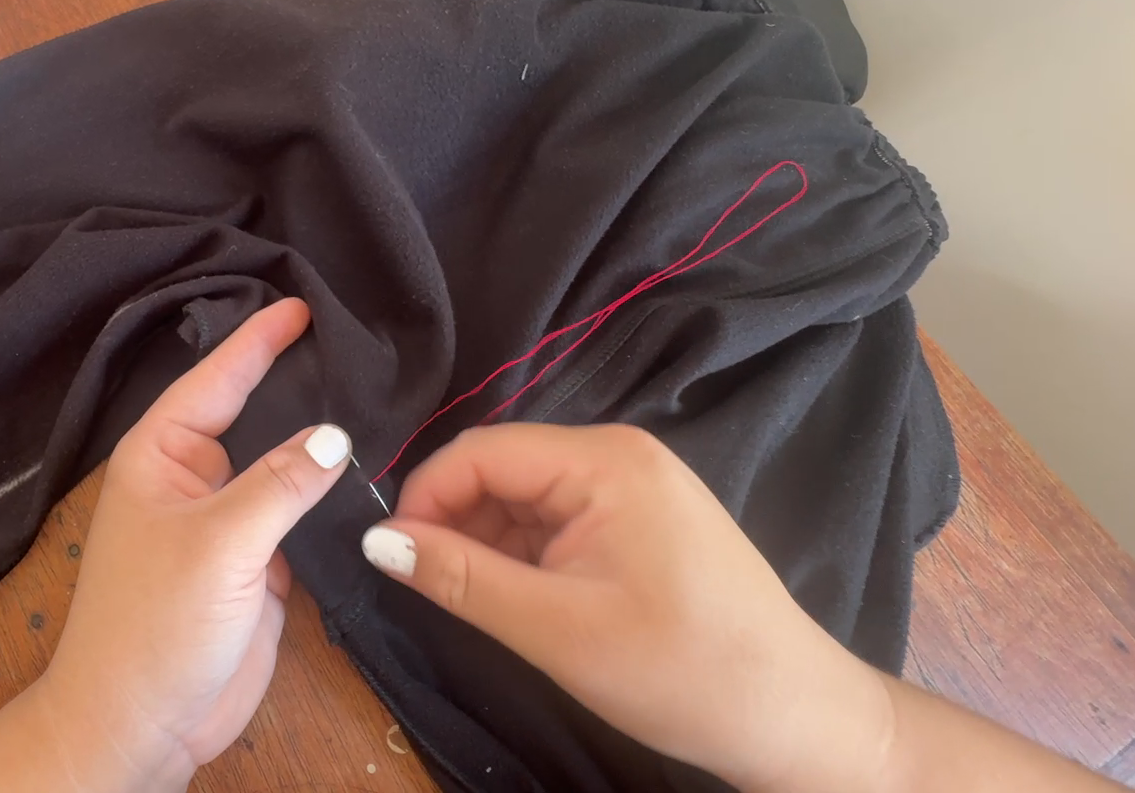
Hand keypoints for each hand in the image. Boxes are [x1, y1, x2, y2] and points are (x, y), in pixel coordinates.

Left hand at [31, 298, 350, 786]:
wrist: (143, 722)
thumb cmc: (156, 621)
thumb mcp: (218, 544)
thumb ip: (279, 484)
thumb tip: (335, 432)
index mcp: (162, 452)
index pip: (216, 378)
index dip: (258, 341)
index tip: (301, 305)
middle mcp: (194, 473)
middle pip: (249, 412)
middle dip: (291, 378)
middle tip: (348, 338)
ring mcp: (225, 516)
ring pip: (277, 461)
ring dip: (314, 435)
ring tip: (369, 390)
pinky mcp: (254, 557)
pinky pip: (293, 507)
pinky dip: (323, 487)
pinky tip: (364, 466)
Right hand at [360, 423, 894, 792]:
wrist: (807, 728)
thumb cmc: (685, 674)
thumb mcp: (556, 629)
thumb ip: (459, 578)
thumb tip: (375, 542)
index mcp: (602, 461)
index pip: (481, 453)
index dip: (426, 496)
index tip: (393, 553)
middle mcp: (612, 454)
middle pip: (498, 469)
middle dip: (454, 521)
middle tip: (429, 582)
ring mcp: (624, 482)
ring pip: (517, 494)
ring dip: (483, 540)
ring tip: (476, 597)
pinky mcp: (629, 513)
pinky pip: (548, 515)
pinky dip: (517, 551)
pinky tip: (516, 592)